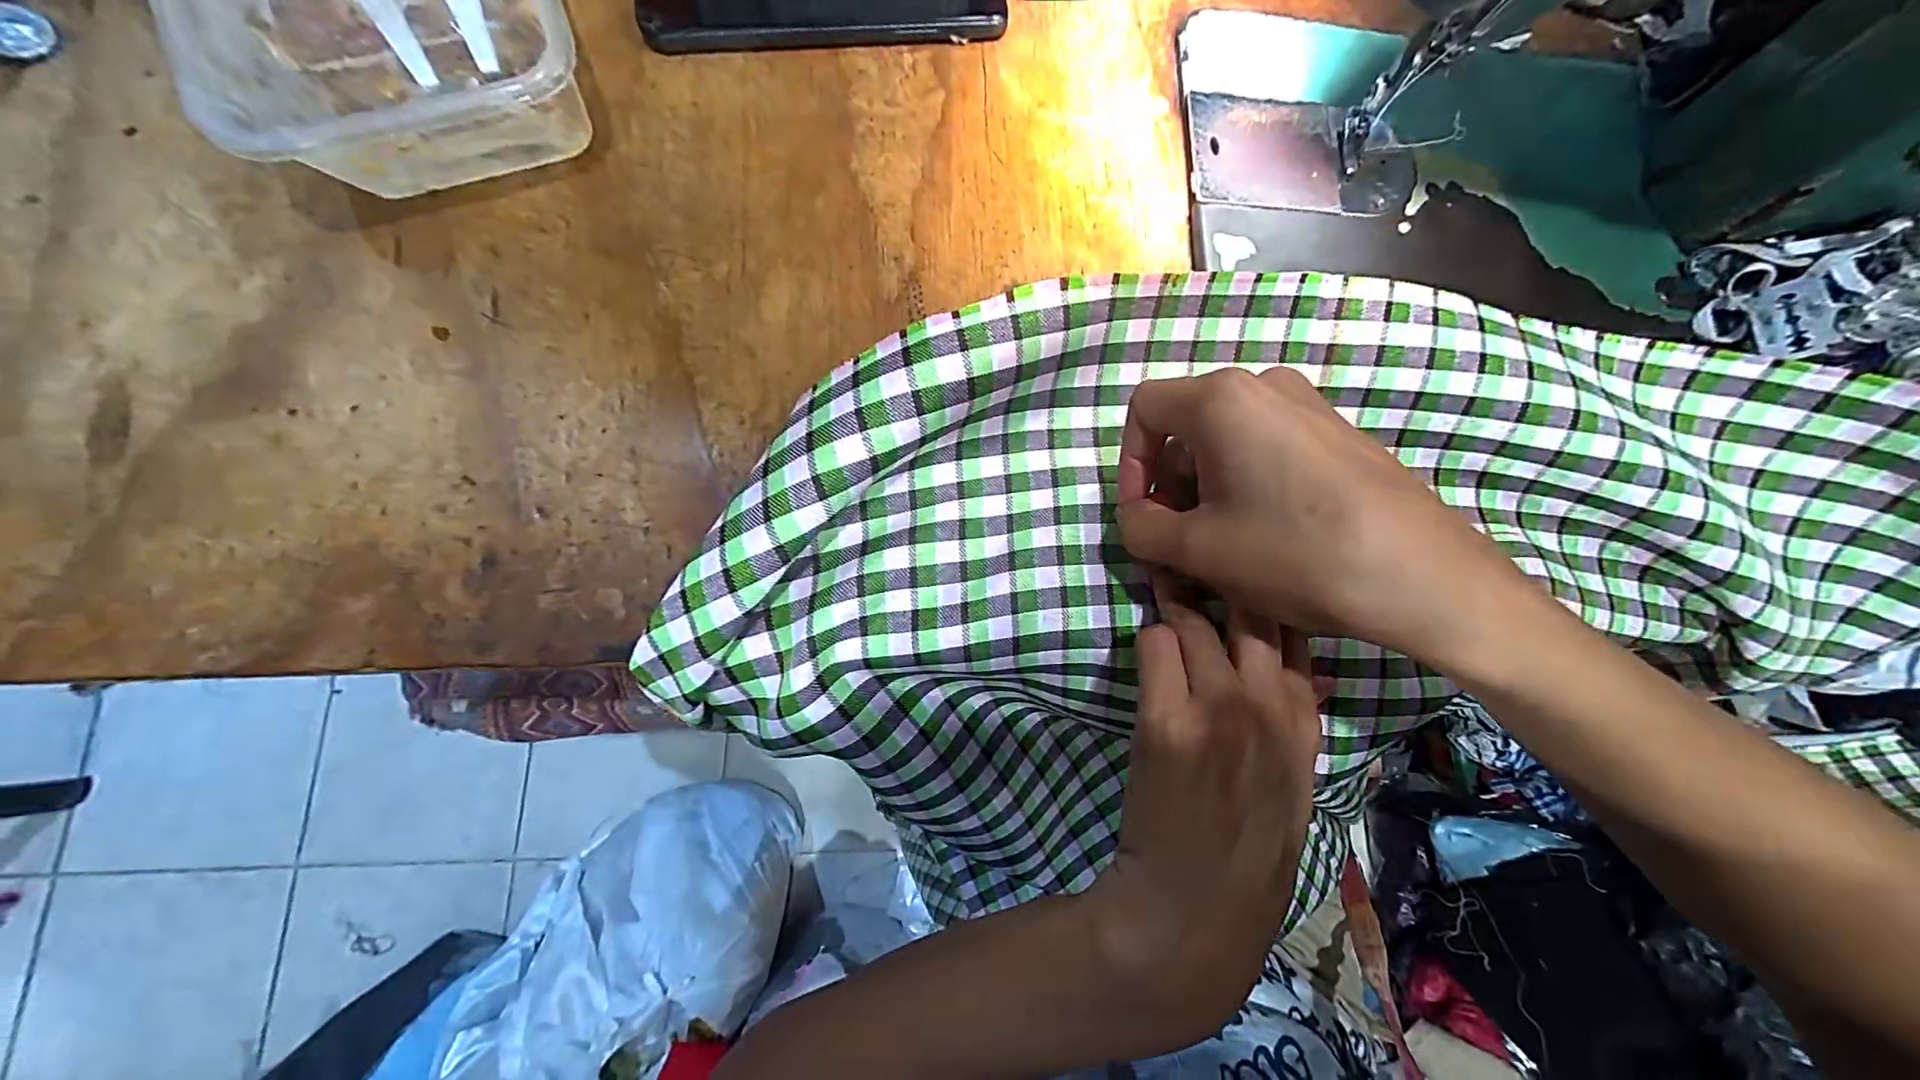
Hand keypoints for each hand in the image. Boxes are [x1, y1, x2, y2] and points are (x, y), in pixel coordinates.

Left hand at [1085, 579, 1320, 1033]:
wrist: (1196, 902)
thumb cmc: (1246, 845)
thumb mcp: (1292, 778)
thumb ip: (1294, 718)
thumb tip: (1297, 671)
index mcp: (1303, 719)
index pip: (1294, 631)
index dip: (1266, 597)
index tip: (1244, 571)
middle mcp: (1267, 704)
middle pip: (1248, 611)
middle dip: (1221, 582)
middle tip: (1193, 559)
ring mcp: (1217, 708)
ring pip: (1195, 620)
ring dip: (1176, 606)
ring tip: (1162, 588)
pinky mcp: (1166, 719)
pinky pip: (1155, 646)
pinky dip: (1150, 641)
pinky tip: (1148, 647)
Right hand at [1115, 367, 1539, 672]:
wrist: (1421, 576)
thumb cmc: (1293, 552)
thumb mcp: (1194, 549)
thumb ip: (1138, 527)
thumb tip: (1137, 516)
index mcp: (1222, 399)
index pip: (1143, 410)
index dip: (1129, 463)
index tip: (1142, 513)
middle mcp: (1265, 385)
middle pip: (1185, 425)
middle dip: (1168, 483)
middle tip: (1177, 539)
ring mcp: (1309, 406)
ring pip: (1226, 440)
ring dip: (1204, 489)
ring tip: (1220, 545)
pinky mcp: (1337, 435)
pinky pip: (1267, 449)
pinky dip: (1245, 485)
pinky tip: (1266, 535)